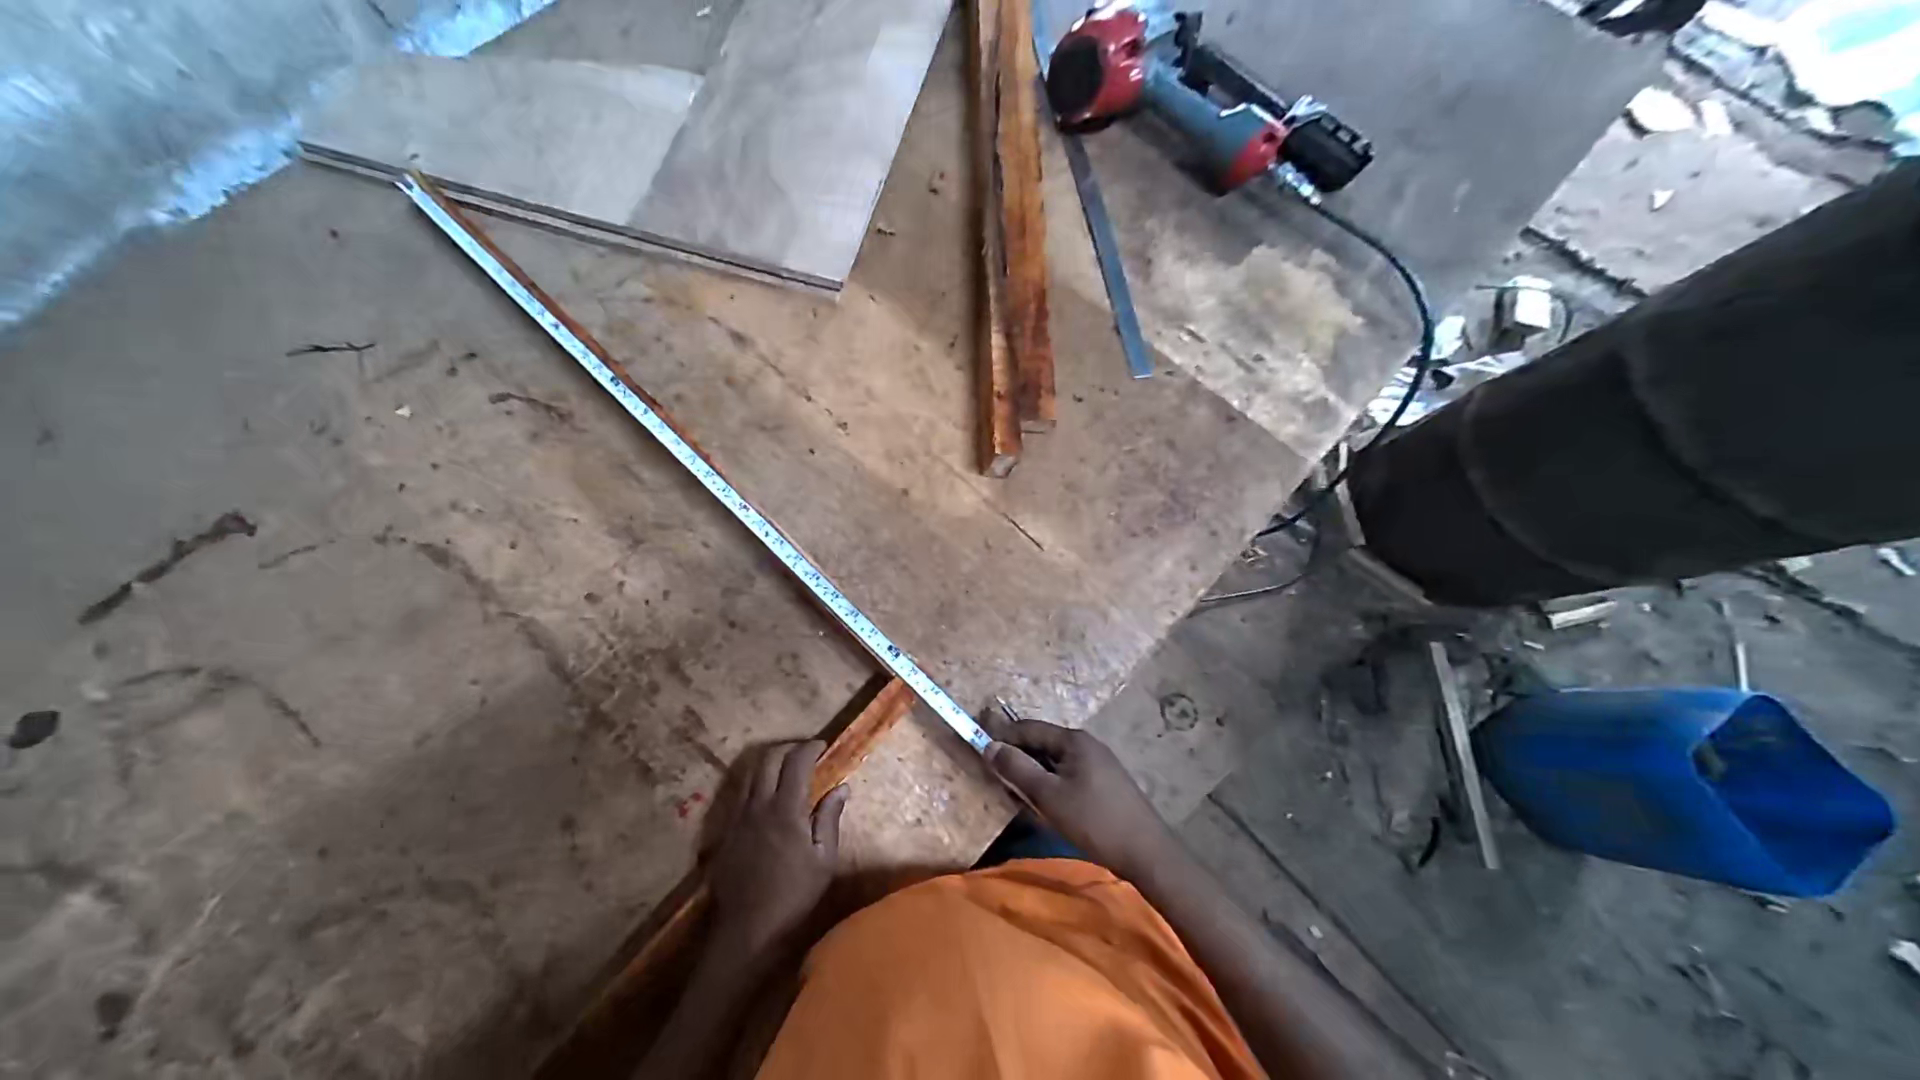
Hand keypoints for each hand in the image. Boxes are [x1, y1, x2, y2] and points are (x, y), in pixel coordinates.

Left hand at [708, 741, 848, 951]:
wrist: (748, 928)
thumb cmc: (794, 894)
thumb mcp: (824, 859)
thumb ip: (830, 817)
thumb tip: (842, 787)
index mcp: (786, 809)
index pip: (796, 762)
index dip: (810, 748)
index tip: (823, 746)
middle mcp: (758, 805)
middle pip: (769, 759)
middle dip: (788, 748)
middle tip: (805, 753)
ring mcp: (738, 817)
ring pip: (750, 773)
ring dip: (769, 762)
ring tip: (785, 769)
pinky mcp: (725, 831)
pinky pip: (740, 794)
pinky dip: (756, 783)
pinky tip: (766, 797)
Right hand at [982, 712, 1175, 880]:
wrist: (1146, 852)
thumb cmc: (1094, 820)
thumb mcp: (1048, 795)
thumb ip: (1017, 768)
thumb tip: (989, 746)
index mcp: (1073, 740)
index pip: (1028, 728)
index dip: (1002, 737)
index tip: (978, 749)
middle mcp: (1086, 744)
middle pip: (1041, 744)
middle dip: (1017, 759)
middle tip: (995, 779)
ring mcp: (1098, 764)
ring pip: (1053, 763)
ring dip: (1033, 776)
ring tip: (1017, 796)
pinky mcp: (1104, 784)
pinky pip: (1067, 776)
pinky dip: (1050, 786)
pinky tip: (1044, 807)